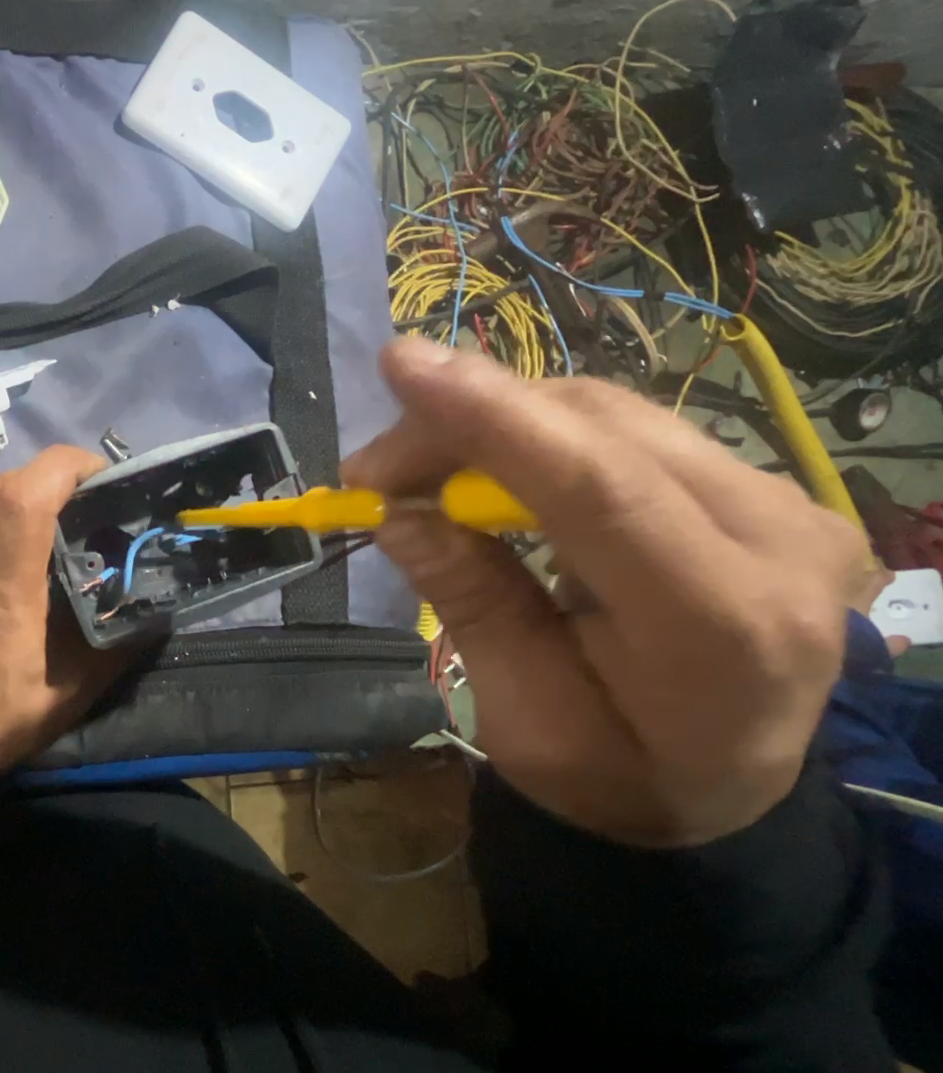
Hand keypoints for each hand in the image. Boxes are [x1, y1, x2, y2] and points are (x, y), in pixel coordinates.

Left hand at [0, 446, 130, 772]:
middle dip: (45, 479)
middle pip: (0, 486)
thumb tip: (155, 609)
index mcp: (2, 595)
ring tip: (28, 513)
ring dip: (5, 490)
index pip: (26, 499)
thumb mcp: (69, 695)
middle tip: (71, 502)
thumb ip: (115, 646)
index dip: (63, 468)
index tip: (95, 475)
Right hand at [344, 338, 874, 846]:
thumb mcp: (521, 715)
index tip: (400, 366)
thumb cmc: (609, 775)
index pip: (599, 488)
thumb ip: (472, 604)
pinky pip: (626, 430)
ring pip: (611, 415)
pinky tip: (484, 469)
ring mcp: (787, 505)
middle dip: (467, 427)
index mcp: (723, 626)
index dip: (493, 418)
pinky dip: (535, 435)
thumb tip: (398, 511)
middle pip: (601, 431)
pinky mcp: (762, 489)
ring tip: (413, 472)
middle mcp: (780, 543)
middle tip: (370, 471)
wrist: (713, 792)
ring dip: (495, 425)